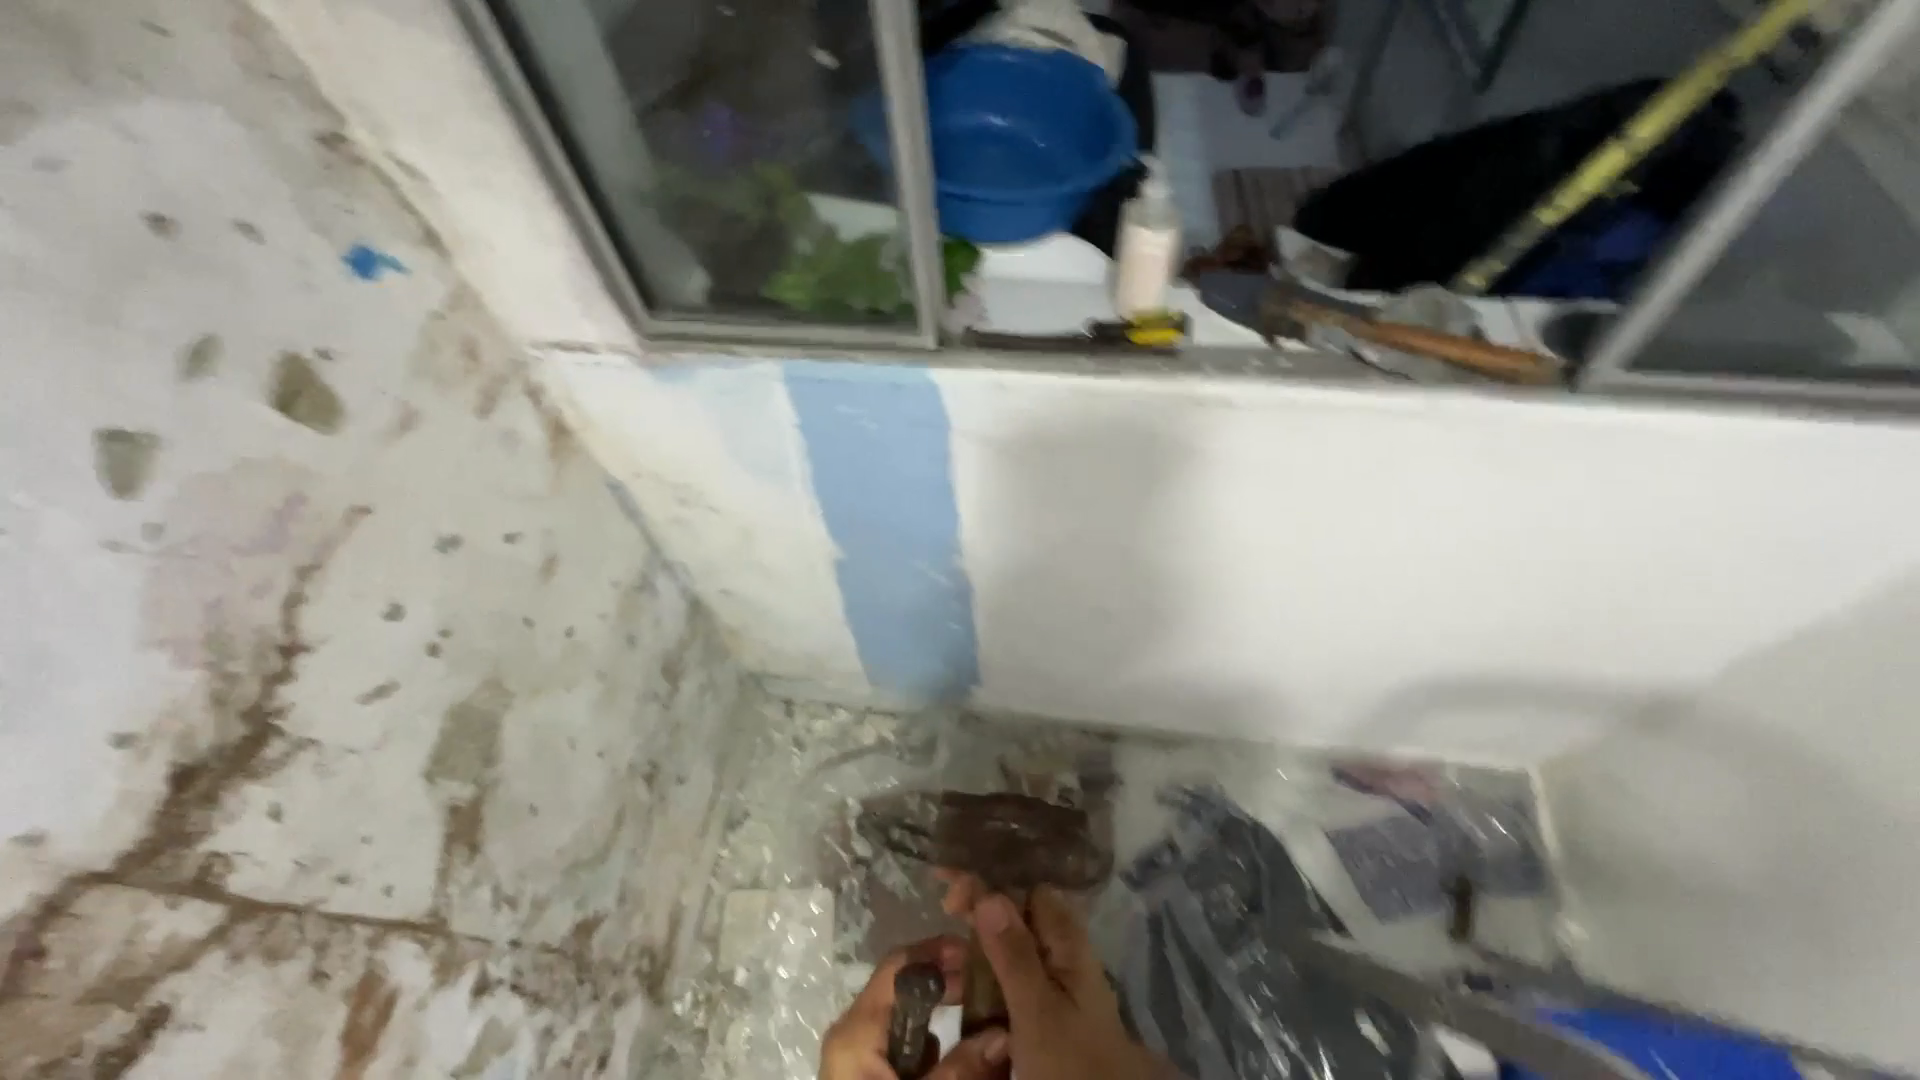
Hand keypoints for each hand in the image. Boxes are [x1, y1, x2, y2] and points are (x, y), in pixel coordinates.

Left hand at [820, 936, 1010, 1079]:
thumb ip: (962, 1068)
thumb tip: (1005, 1032)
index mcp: (857, 1029)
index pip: (899, 964)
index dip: (940, 951)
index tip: (981, 952)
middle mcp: (853, 1033)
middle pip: (906, 988)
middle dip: (952, 985)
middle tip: (994, 987)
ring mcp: (858, 1057)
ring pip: (909, 1021)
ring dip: (947, 1018)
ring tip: (990, 1018)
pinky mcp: (868, 1078)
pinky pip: (905, 1048)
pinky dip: (936, 1047)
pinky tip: (968, 1057)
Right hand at [937, 874, 1164, 1079]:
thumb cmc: (1071, 1060)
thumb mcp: (1038, 1010)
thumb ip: (1014, 954)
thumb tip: (987, 892)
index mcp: (1068, 944)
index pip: (1028, 891)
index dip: (990, 886)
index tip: (948, 893)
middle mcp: (1063, 954)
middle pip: (1018, 915)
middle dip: (980, 911)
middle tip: (944, 918)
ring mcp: (1055, 981)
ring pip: (1012, 945)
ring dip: (980, 945)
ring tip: (948, 954)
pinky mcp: (1045, 1008)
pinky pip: (1011, 976)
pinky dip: (986, 974)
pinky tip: (963, 983)